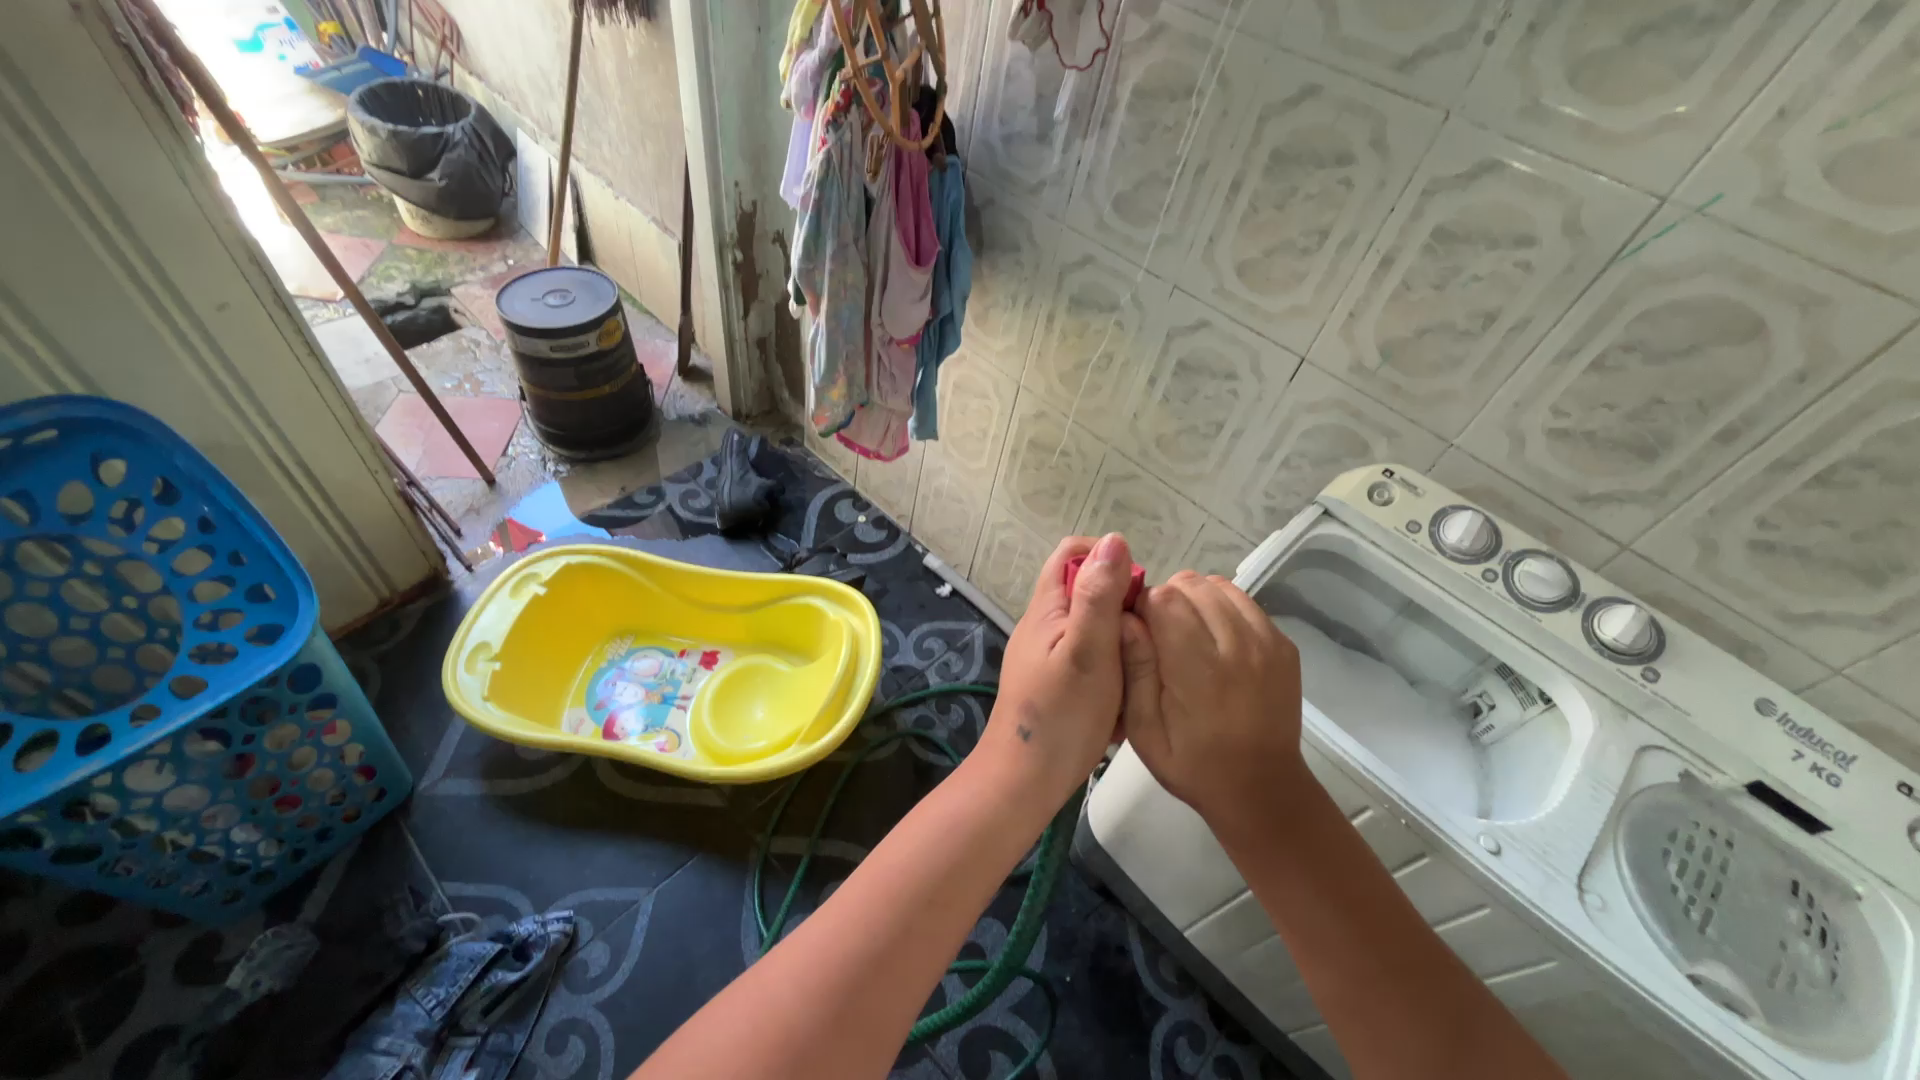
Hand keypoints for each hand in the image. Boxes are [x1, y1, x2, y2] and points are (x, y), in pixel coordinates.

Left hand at [979, 533, 1136, 807]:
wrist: (1026, 780)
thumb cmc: (1062, 713)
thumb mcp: (1089, 648)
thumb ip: (1099, 595)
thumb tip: (1114, 539)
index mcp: (1048, 607)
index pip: (1073, 553)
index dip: (1108, 559)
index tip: (1136, 592)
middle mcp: (1044, 625)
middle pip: (1088, 591)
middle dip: (1123, 608)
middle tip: (1142, 642)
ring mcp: (1048, 656)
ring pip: (1096, 630)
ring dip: (1122, 646)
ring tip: (1135, 676)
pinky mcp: (1056, 684)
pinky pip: (1092, 663)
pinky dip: (1112, 675)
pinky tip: (1122, 702)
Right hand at [1119, 572, 1304, 827]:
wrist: (1260, 787)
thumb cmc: (1192, 763)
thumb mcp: (1144, 729)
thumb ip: (1134, 669)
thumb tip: (1124, 618)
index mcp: (1199, 668)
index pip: (1164, 598)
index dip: (1143, 607)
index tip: (1138, 631)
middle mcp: (1237, 645)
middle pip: (1191, 584)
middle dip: (1167, 599)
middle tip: (1160, 635)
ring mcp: (1267, 641)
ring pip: (1219, 586)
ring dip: (1195, 600)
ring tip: (1187, 634)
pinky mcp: (1284, 644)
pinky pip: (1244, 602)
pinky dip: (1223, 609)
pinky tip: (1214, 640)